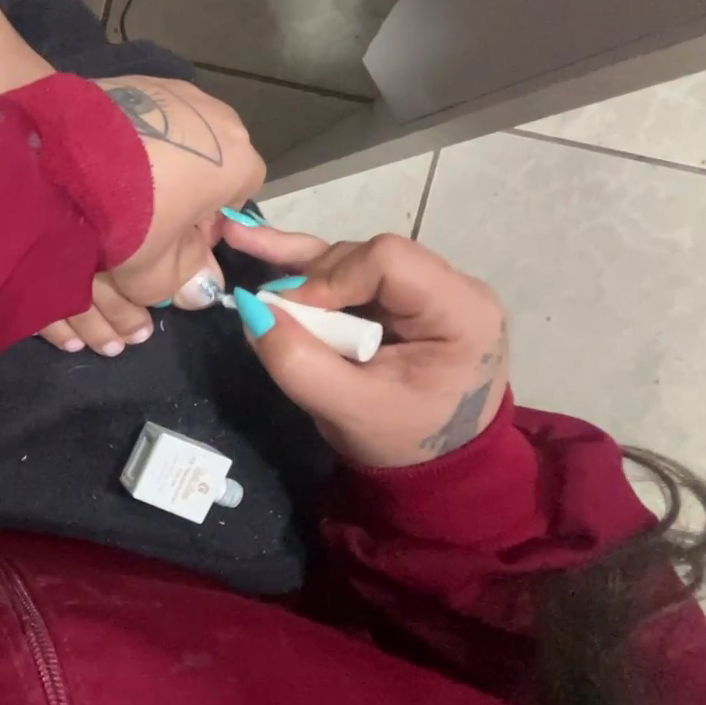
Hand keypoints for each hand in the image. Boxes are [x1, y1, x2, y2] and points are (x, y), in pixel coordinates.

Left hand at [38, 76, 260, 354]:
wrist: (61, 153)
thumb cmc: (124, 216)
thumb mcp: (151, 268)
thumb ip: (180, 281)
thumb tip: (200, 291)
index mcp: (238, 161)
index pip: (235, 201)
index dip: (203, 227)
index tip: (168, 242)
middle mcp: (218, 117)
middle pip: (206, 167)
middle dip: (177, 195)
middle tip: (137, 220)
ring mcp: (175, 89)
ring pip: (172, 140)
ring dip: (151, 166)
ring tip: (112, 191)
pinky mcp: (133, 78)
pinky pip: (140, 118)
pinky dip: (125, 141)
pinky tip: (96, 161)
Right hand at [221, 225, 508, 468]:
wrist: (430, 466)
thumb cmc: (400, 438)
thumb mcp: (346, 408)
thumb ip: (297, 361)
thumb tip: (250, 308)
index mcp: (459, 311)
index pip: (388, 260)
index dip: (331, 279)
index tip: (293, 314)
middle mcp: (446, 286)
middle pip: (362, 255)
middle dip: (311, 281)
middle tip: (277, 316)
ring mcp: (416, 288)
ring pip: (344, 257)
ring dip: (296, 273)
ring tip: (246, 261)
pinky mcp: (386, 296)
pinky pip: (338, 270)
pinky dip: (294, 262)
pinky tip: (249, 238)